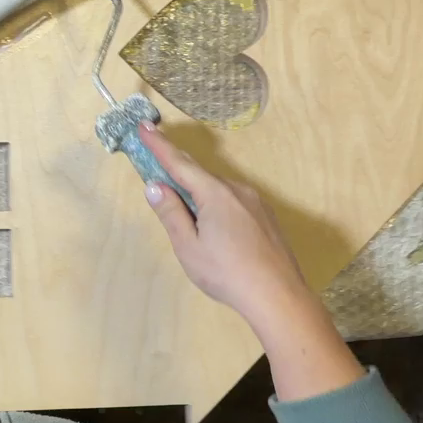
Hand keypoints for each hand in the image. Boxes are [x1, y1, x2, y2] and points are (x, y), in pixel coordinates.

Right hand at [136, 122, 313, 327]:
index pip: (179, 163)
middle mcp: (237, 190)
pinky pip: (232, 202)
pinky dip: (215, 205)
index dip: (160, 145)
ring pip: (217, 190)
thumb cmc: (225, 273)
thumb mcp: (188, 246)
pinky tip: (213, 227)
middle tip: (155, 164)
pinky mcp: (265, 217)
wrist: (278, 296)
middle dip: (176, 169)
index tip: (145, 126)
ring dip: (197, 194)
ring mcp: (255, 202)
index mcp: (214, 194)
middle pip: (200, 176)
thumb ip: (171, 213)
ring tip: (185, 216)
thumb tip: (155, 186)